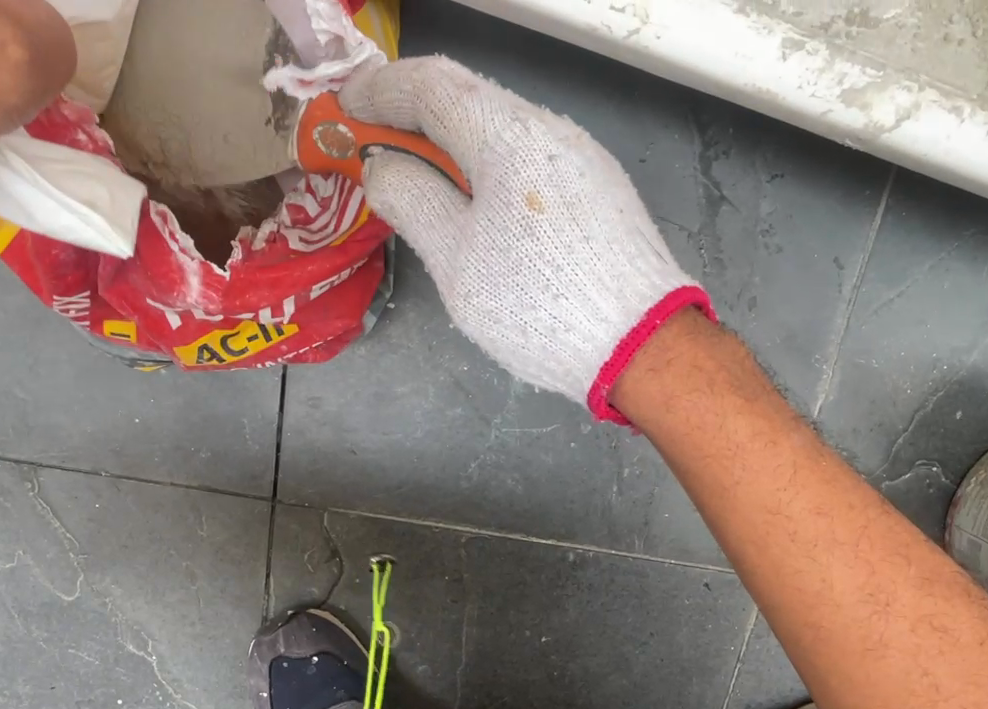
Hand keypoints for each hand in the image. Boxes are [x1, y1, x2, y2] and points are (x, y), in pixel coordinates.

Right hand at [341, 57, 713, 423]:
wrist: (641, 345)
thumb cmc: (538, 305)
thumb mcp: (457, 261)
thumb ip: (413, 201)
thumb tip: (384, 165)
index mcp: (510, 136)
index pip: (432, 85)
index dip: (381, 89)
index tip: (345, 106)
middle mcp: (552, 131)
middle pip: (472, 102)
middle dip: (416, 117)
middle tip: (377, 144)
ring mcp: (584, 160)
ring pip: (505, 133)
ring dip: (456, 145)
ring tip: (424, 178)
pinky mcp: (602, 192)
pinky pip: (533, 163)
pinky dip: (492, 168)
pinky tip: (483, 206)